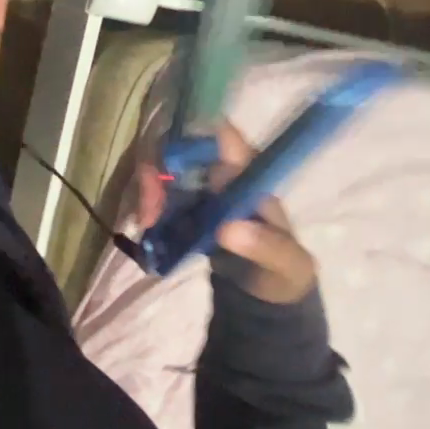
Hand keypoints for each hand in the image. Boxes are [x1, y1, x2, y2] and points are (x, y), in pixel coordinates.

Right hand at [133, 123, 317, 303]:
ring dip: (145, 188)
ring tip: (146, 224)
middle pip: (177, 144)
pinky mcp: (180, 202)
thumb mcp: (287, 266)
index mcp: (250, 174)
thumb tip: (228, 228)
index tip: (166, 165)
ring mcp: (197, 184)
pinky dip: (142, 202)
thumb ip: (267, 247)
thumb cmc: (281, 271)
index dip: (188, 135)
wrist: (261, 294)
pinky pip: (152, 189)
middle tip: (149, 210)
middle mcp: (220, 169)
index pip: (219, 134)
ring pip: (159, 165)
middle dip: (155, 169)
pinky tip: (144, 226)